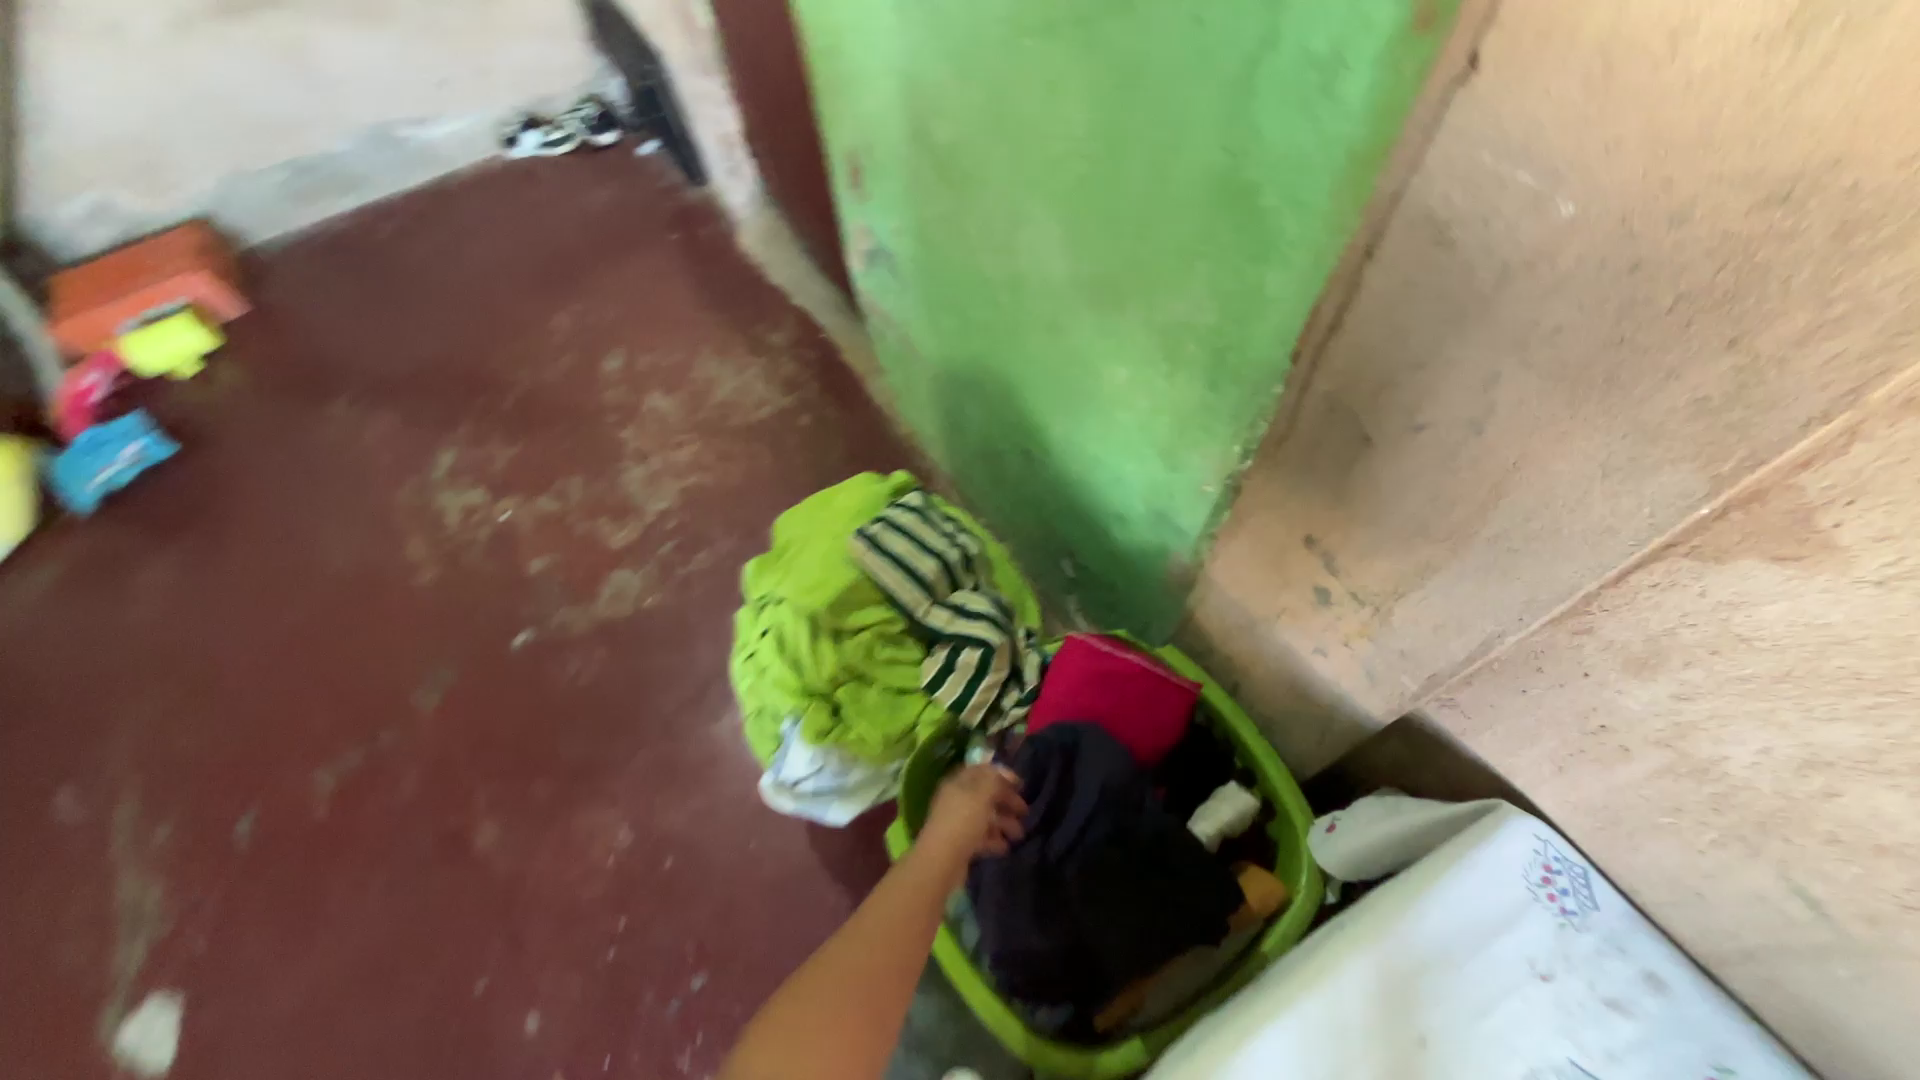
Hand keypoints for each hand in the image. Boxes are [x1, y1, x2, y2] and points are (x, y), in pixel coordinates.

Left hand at [918, 764, 1027, 876]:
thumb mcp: (982, 795)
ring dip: (1004, 823)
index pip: (981, 771)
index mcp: (958, 783)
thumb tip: (1002, 773)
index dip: (1001, 774)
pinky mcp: (960, 843)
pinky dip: (994, 840)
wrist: (941, 861)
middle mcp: (956, 799)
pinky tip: (1005, 847)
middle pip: (985, 795)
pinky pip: (981, 837)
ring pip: (985, 817)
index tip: (1020, 785)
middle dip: (1007, 801)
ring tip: (1018, 835)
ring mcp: (957, 822)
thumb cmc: (963, 822)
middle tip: (1025, 812)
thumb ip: (994, 781)